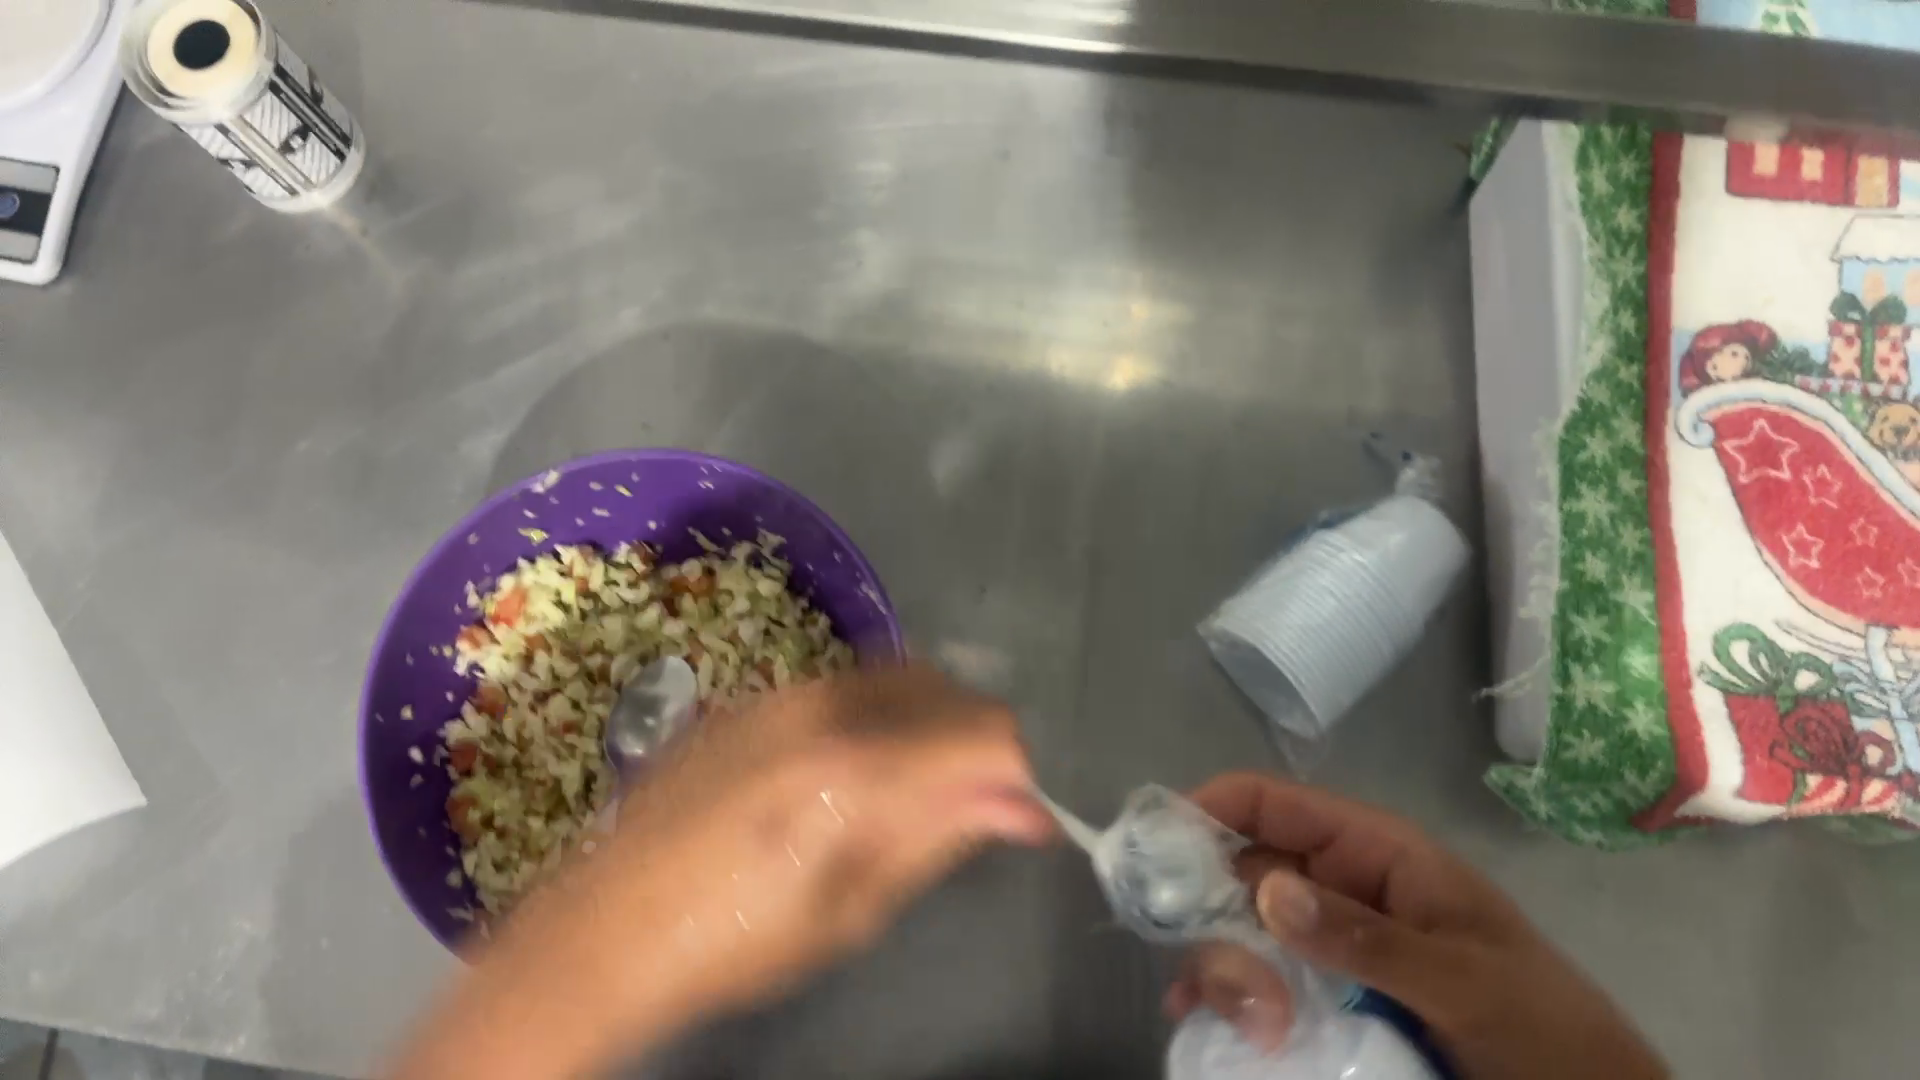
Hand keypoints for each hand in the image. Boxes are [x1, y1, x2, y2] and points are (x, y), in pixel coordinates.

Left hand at [387, 665, 1050, 1079]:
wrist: (604, 926)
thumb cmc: (738, 940)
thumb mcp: (855, 907)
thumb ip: (942, 836)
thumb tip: (1026, 807)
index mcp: (857, 767)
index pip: (985, 734)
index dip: (1016, 774)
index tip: (1020, 817)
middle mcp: (828, 705)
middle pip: (950, 689)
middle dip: (979, 742)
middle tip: (973, 805)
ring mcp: (787, 690)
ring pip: (901, 676)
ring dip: (933, 721)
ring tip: (916, 785)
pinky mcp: (757, 694)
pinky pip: (849, 681)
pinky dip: (882, 712)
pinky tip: (854, 765)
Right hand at [1163, 773, 1665, 1079]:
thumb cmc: (1546, 1033)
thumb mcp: (1468, 983)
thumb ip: (1370, 938)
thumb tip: (1266, 889)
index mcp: (1373, 853)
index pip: (1273, 804)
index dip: (1210, 808)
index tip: (1157, 846)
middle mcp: (1338, 887)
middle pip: (1242, 869)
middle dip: (1215, 912)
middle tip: (1226, 982)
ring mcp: (1327, 943)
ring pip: (1240, 927)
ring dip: (1220, 965)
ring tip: (1229, 1018)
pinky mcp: (1324, 994)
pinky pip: (1255, 977)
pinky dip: (1221, 993)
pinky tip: (1197, 1017)